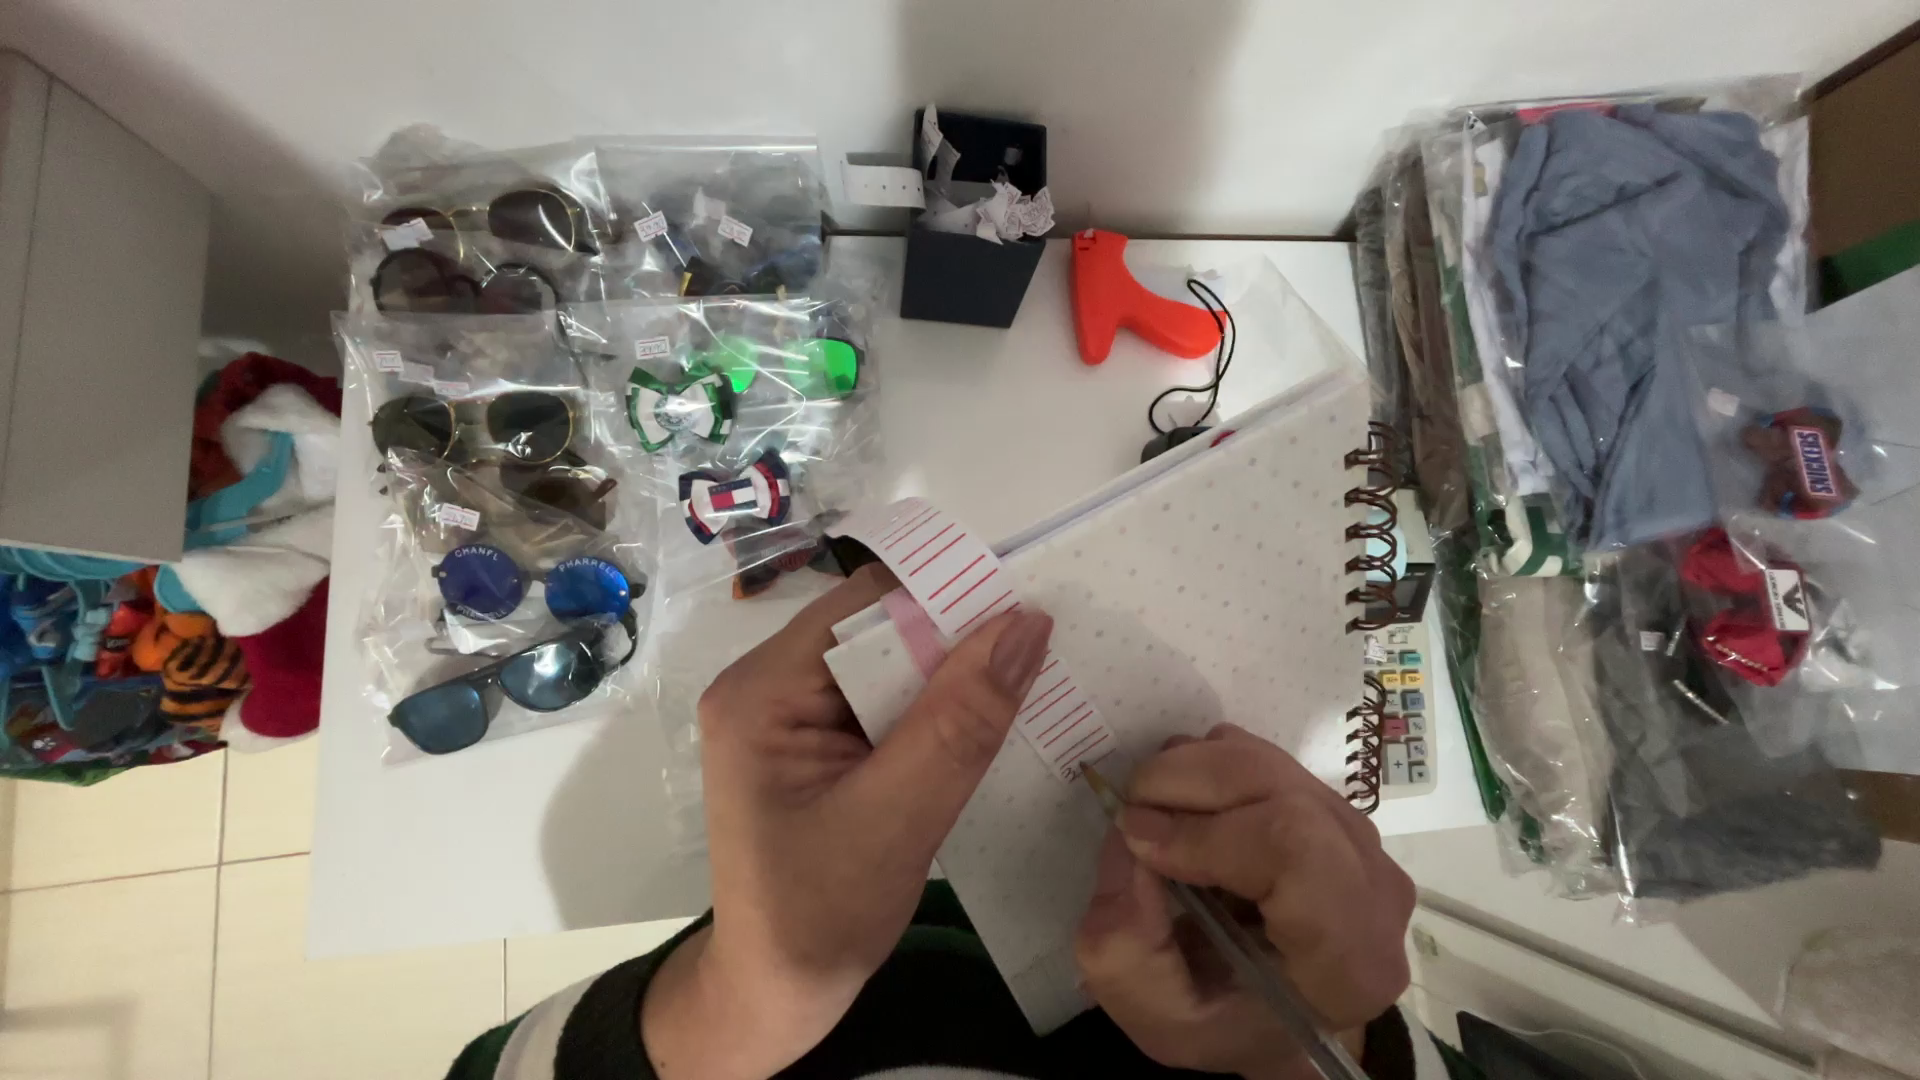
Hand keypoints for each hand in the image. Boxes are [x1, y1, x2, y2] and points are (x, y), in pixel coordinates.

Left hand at [642, 564, 1054, 1078]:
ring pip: (889, 658)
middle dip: (956, 630)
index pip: (863, 606)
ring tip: (1027, 662)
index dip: (945, 595)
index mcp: (763, 692)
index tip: (1025, 596)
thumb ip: (961, 721)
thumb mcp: (898, 820)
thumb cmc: (820, 918)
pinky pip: (887, 695)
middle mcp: (769, 683)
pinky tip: (986, 706)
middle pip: (877, 626)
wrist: (774, 994)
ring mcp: (792, 709)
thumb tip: (1026, 623)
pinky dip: (938, 699)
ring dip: (954, 666)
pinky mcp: (818, 736)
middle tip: (1040, 631)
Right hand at [1074, 724, 1414, 1079]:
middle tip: (1129, 813)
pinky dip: (1202, 761)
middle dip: (1179, 784)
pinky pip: (1257, 751)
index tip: (1138, 843)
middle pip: (1274, 789)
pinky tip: (1186, 806)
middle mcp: (1371, 886)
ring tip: (1152, 809)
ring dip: (1186, 768)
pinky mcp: (1325, 799)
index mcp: (1348, 960)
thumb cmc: (1220, 1017)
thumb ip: (1125, 943)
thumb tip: (1131, 838)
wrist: (1266, 1001)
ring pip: (1261, 760)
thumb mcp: (1154, 1014)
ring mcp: (1354, 833)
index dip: (1204, 831)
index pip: (1295, 849)